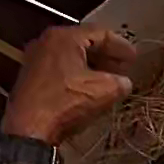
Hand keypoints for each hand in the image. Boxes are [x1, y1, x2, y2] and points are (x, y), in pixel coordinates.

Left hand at [0, 25, 137, 144]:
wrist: (29, 129)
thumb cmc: (64, 104)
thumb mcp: (102, 92)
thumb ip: (120, 82)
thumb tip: (124, 82)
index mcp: (64, 37)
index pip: (100, 33)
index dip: (121, 45)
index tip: (134, 56)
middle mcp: (46, 42)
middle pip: (83, 42)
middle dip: (106, 55)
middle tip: (123, 65)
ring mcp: (35, 59)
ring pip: (71, 56)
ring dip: (92, 66)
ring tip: (109, 78)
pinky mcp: (31, 78)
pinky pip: (60, 69)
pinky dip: (77, 74)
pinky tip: (88, 88)